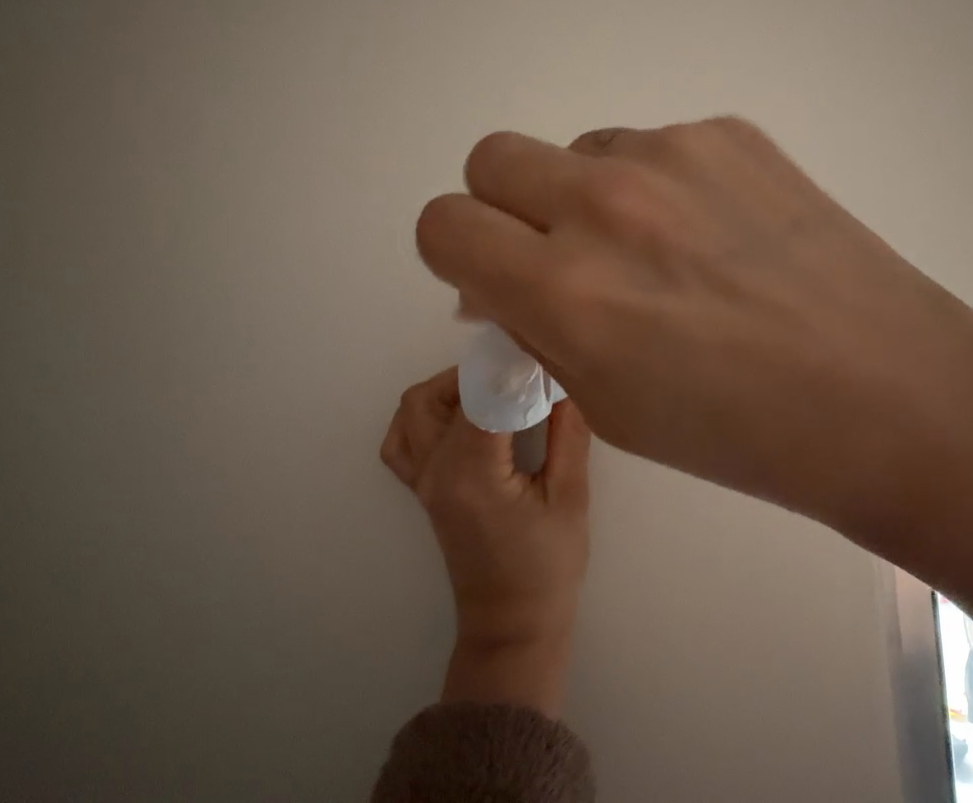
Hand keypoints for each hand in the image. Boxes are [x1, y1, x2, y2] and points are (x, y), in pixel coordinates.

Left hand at [381, 368, 591, 714]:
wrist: (513, 624)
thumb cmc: (548, 566)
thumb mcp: (570, 497)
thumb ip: (567, 434)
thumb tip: (566, 381)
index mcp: (472, 473)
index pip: (481, 395)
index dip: (510, 364)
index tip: (540, 348)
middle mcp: (435, 471)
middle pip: (436, 394)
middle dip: (480, 372)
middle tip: (523, 374)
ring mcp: (421, 482)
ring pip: (413, 409)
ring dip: (449, 388)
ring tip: (494, 392)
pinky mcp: (421, 490)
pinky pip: (403, 440)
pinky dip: (423, 416)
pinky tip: (460, 419)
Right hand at [416, 117, 972, 524]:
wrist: (887, 393)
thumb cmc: (744, 433)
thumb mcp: (612, 408)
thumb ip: (538, 330)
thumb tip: (497, 282)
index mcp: (565, 290)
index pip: (443, 225)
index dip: (459, 254)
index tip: (493, 276)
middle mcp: (605, 204)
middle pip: (492, 158)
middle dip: (506, 208)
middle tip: (559, 254)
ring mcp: (673, 155)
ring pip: (580, 148)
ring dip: (591, 195)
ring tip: (665, 254)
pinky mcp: (730, 133)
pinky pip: (656, 146)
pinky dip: (662, 184)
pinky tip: (722, 236)